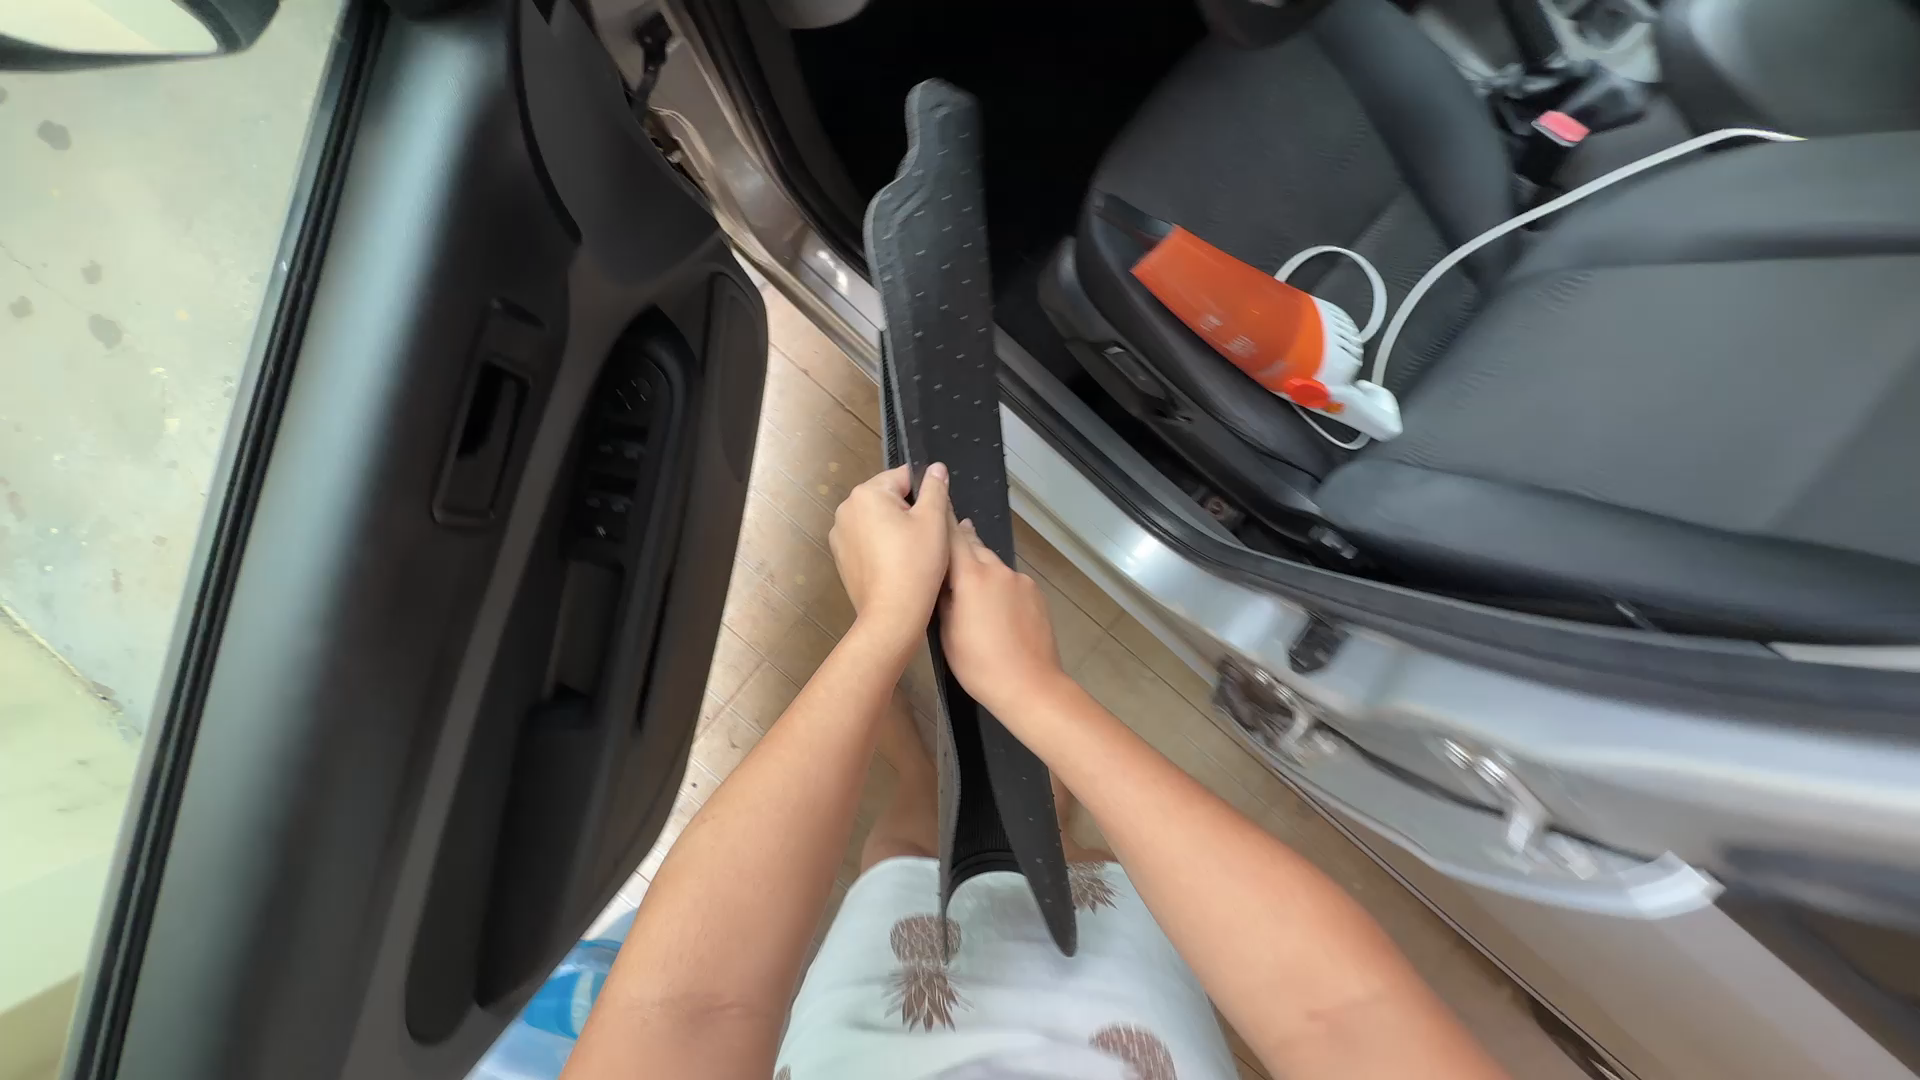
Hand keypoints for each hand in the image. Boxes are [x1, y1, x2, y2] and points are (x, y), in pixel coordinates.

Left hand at [829, 463, 951, 644]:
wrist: (893, 614)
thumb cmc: (915, 565)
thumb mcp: (934, 520)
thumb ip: (935, 488)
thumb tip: (936, 468)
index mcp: (867, 494)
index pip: (903, 477)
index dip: (924, 495)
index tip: (933, 518)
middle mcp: (846, 509)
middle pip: (888, 498)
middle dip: (908, 513)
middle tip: (925, 539)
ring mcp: (840, 535)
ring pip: (878, 521)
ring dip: (895, 530)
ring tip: (911, 554)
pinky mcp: (842, 557)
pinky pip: (868, 542)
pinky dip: (882, 548)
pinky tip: (896, 566)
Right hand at [938, 517, 1069, 720]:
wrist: (1031, 685)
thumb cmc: (979, 664)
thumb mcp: (947, 632)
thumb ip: (943, 597)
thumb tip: (942, 579)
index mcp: (971, 577)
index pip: (952, 536)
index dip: (942, 519)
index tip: (934, 503)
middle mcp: (998, 570)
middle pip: (975, 547)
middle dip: (960, 544)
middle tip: (945, 543)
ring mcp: (1021, 581)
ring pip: (994, 566)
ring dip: (980, 570)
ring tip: (969, 589)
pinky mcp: (1036, 594)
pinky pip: (1011, 582)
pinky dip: (999, 587)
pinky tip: (994, 609)